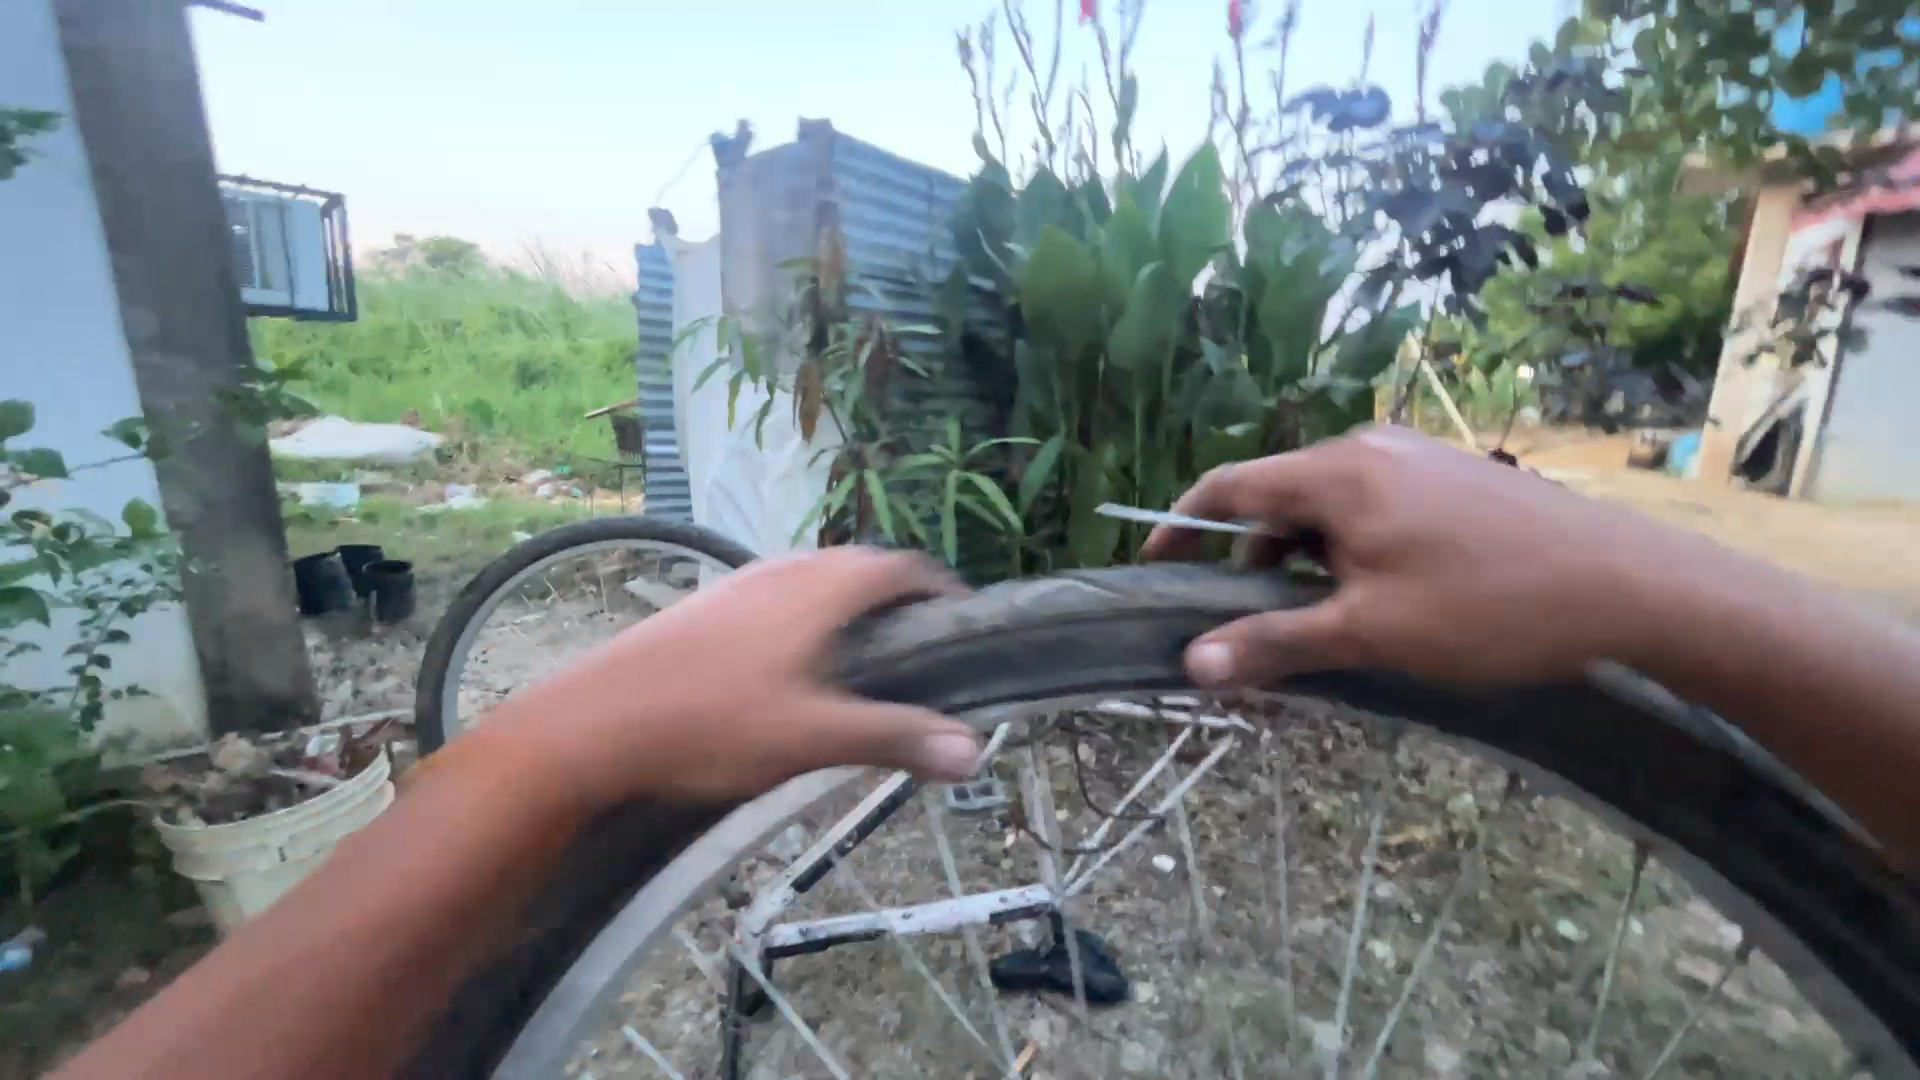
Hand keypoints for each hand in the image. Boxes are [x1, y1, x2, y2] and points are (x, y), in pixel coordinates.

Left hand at [494, 547, 981, 805]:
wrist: (590, 722)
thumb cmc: (709, 724)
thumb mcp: (810, 736)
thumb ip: (894, 737)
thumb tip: (974, 752)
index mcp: (819, 589)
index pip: (899, 567)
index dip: (939, 586)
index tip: (964, 615)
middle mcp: (784, 570)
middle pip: (860, 563)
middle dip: (898, 591)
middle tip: (923, 635)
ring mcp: (742, 581)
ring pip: (817, 572)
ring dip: (853, 595)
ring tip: (869, 641)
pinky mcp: (711, 601)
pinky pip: (781, 587)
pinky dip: (811, 605)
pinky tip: (796, 650)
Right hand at [1142, 426, 1704, 686]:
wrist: (1644, 588)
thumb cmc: (1490, 606)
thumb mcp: (1369, 632)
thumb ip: (1273, 642)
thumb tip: (1194, 668)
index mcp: (1336, 473)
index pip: (1227, 486)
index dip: (1179, 524)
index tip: (1154, 563)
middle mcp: (1368, 448)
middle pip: (1275, 496)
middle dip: (1250, 554)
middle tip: (1255, 614)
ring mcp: (1413, 455)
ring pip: (1323, 503)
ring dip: (1302, 555)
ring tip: (1326, 611)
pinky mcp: (1447, 473)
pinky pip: (1367, 502)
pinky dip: (1345, 543)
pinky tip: (1377, 588)